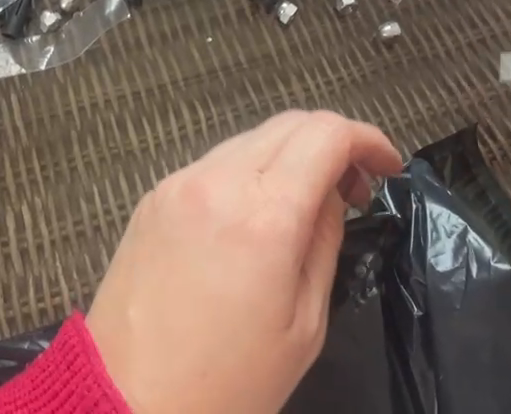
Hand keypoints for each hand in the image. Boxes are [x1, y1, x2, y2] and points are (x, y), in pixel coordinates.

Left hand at [84, 110, 400, 413]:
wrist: (122, 402)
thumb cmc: (226, 383)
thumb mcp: (303, 325)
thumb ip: (325, 242)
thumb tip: (334, 193)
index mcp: (263, 215)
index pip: (326, 134)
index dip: (368, 139)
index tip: (388, 167)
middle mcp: (218, 181)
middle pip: (290, 124)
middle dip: (333, 143)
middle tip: (355, 189)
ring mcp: (179, 182)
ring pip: (251, 138)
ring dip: (290, 155)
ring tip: (307, 203)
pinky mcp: (154, 195)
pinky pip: (214, 162)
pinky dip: (248, 171)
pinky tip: (255, 214)